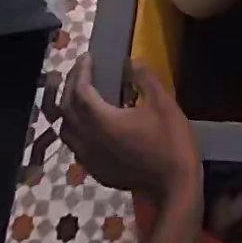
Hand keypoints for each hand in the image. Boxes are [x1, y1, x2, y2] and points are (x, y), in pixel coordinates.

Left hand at [63, 56, 200, 206]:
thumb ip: (144, 78)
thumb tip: (129, 62)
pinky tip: (91, 121)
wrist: (175, 186)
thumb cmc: (171, 141)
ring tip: (81, 91)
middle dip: (70, 86)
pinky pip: (75, 144)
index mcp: (103, 122)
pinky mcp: (96, 171)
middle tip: (82, 69)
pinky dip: (76, 126)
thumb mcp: (163, 103)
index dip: (81, 72)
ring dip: (69, 107)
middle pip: (67, 109)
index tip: (88, 56)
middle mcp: (89, 141)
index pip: (80, 91)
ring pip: (66, 129)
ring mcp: (90, 159)